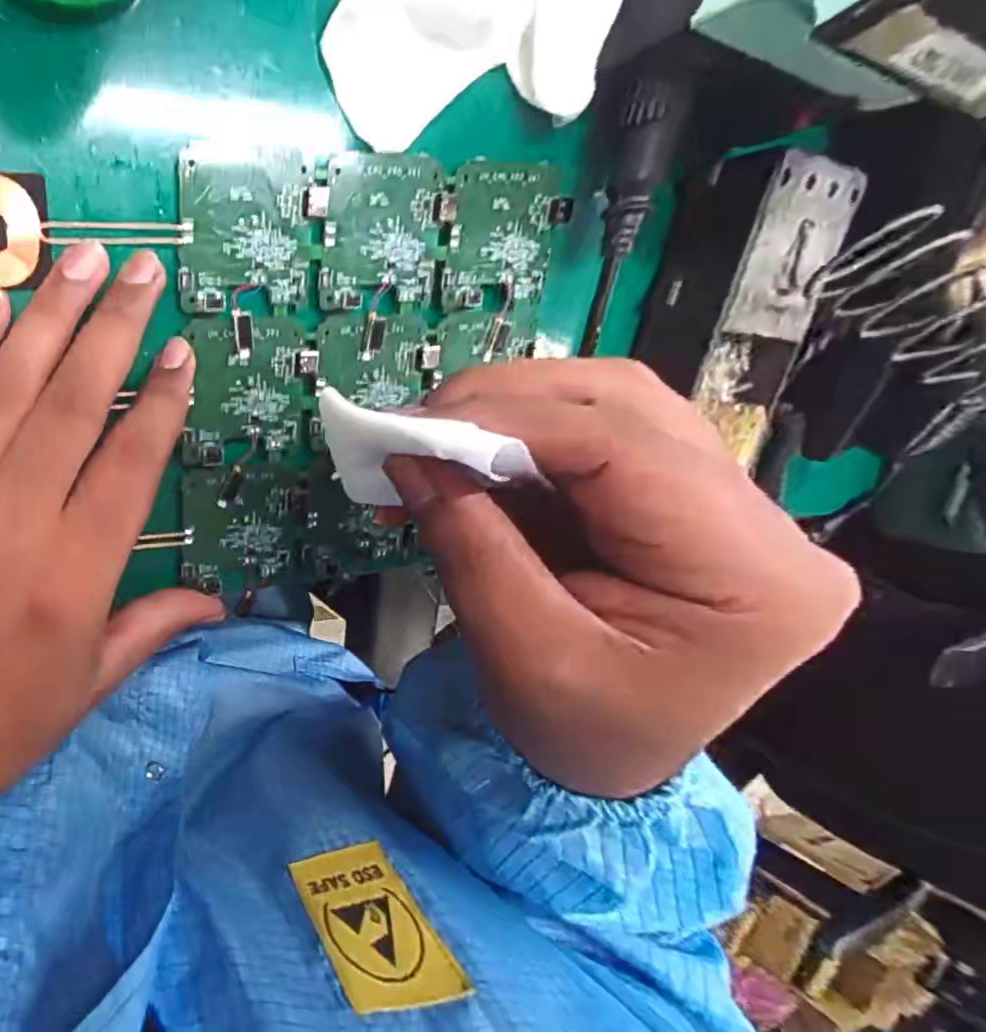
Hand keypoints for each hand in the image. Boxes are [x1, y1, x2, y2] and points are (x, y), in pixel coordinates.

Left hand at [0, 243, 224, 859]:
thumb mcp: (84, 690)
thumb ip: (150, 628)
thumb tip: (214, 599)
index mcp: (70, 578)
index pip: (127, 464)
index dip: (159, 401)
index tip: (180, 349)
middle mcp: (11, 522)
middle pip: (71, 404)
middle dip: (113, 327)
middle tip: (143, 269)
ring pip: (7, 389)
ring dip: (47, 317)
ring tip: (82, 259)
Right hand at [386, 359, 858, 798]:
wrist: (603, 761)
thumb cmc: (572, 729)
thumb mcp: (516, 649)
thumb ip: (467, 543)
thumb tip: (408, 456)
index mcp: (750, 573)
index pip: (627, 450)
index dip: (510, 423)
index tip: (412, 430)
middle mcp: (755, 520)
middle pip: (624, 403)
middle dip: (503, 401)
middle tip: (413, 427)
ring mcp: (711, 503)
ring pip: (602, 405)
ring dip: (501, 412)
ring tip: (426, 442)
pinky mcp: (659, 500)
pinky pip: (577, 438)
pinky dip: (501, 441)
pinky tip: (452, 464)